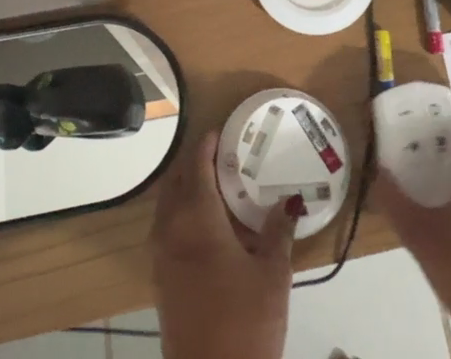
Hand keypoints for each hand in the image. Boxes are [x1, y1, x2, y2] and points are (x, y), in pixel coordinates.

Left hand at [150, 131, 296, 358]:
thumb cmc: (246, 320)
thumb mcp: (272, 273)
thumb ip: (278, 231)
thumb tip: (290, 201)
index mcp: (196, 220)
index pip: (195, 168)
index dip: (207, 145)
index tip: (222, 130)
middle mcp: (171, 230)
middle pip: (176, 182)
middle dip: (195, 163)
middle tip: (224, 153)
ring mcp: (160, 256)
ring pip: (168, 205)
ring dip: (187, 188)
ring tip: (219, 183)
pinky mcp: (160, 278)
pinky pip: (167, 228)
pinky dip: (183, 212)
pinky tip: (211, 222)